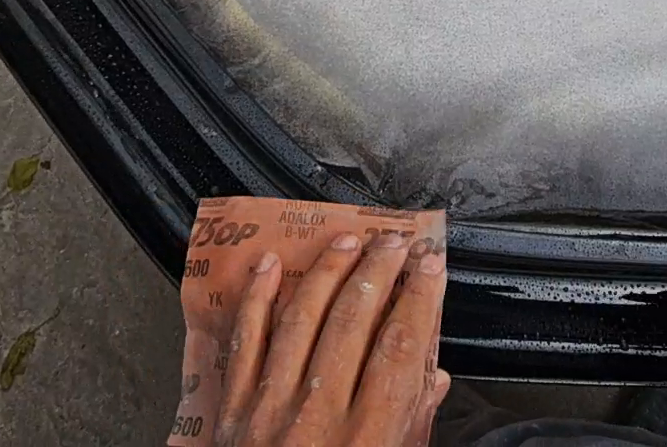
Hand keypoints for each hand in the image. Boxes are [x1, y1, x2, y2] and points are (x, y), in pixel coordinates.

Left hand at [215, 231, 451, 446]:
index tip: (432, 264)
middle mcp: (317, 419)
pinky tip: (273, 264)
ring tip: (349, 239)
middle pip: (353, 321)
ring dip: (329, 271)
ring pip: (302, 318)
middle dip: (379, 270)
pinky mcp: (233, 413)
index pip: (400, 348)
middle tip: (396, 241)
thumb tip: (433, 375)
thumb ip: (411, 427)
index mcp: (365, 442)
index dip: (421, 298)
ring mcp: (269, 411)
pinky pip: (243, 343)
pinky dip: (257, 299)